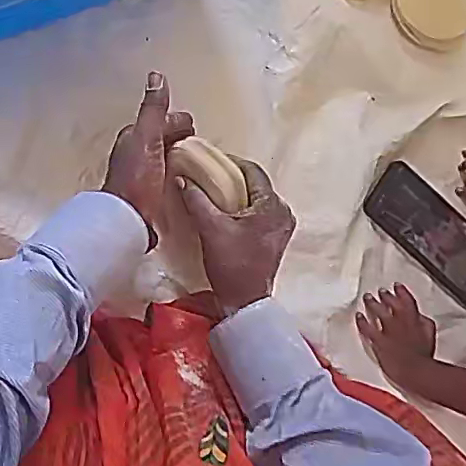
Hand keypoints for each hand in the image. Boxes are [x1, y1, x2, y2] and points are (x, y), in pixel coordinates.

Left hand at [102, 72, 193, 248]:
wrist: (129, 220)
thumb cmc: (136, 178)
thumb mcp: (147, 136)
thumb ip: (153, 109)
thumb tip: (156, 77)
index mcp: (134, 137)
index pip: (162, 121)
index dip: (179, 123)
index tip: (193, 130)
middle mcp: (136, 153)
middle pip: (165, 138)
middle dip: (181, 138)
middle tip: (198, 145)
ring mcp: (143, 174)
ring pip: (167, 157)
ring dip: (181, 157)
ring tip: (198, 162)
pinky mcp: (151, 193)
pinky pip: (168, 176)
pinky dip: (179, 174)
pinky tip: (187, 180)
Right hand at [178, 154, 294, 312]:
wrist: (245, 303)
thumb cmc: (232, 265)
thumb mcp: (210, 228)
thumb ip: (197, 200)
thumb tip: (182, 179)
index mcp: (272, 206)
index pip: (253, 172)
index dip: (231, 163)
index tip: (212, 163)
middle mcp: (283, 213)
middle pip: (257, 185)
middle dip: (233, 179)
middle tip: (211, 177)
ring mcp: (282, 227)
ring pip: (258, 199)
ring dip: (238, 195)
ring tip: (216, 194)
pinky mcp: (276, 239)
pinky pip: (260, 213)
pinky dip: (244, 208)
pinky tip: (227, 213)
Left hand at [357, 284, 438, 388]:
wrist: (416, 371)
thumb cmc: (425, 356)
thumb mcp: (430, 334)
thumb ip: (424, 322)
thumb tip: (420, 316)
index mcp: (414, 318)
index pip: (407, 299)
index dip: (401, 291)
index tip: (396, 286)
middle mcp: (399, 320)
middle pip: (390, 303)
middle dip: (385, 296)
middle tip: (381, 291)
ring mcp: (387, 329)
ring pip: (377, 311)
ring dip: (371, 303)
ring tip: (367, 297)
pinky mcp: (377, 340)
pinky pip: (366, 327)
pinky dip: (362, 320)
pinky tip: (359, 316)